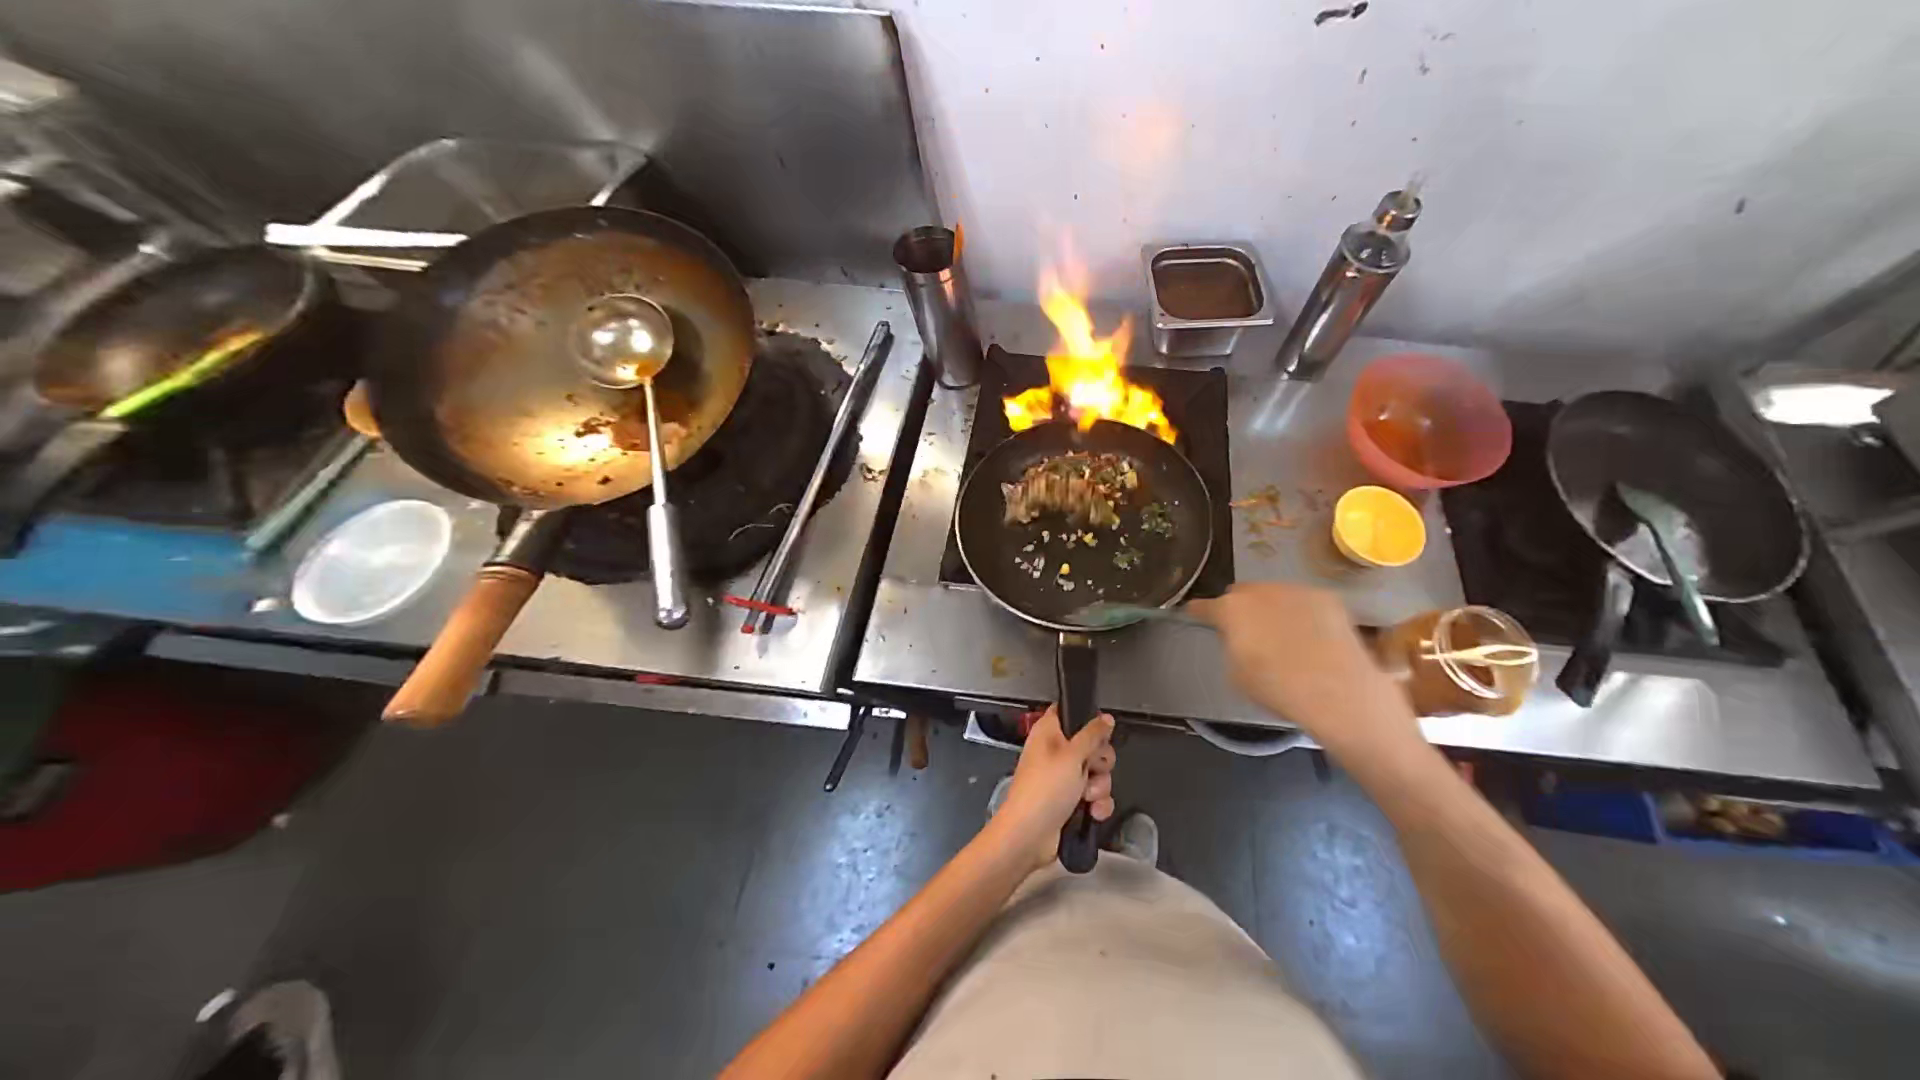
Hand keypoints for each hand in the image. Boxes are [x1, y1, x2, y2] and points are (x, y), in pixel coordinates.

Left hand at [994, 706, 1116, 868]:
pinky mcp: (1069, 799)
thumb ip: (1093, 734)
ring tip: (1086, 796)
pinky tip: (1092, 811)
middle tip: (1090, 768)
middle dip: (1099, 760)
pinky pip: (1094, 795)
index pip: (1070, 712)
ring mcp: (1063, 777)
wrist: (1030, 835)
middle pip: (1092, 745)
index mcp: (1049, 732)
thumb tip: (1106, 718)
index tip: (1097, 732)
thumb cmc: (1044, 789)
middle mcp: (1056, 751)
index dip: (1087, 719)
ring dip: (1099, 786)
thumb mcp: (1072, 755)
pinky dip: (1097, 804)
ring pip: (1096, 772)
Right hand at [1188, 583, 1420, 759]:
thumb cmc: (1277, 687)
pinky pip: (1303, 601)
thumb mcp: (1236, 672)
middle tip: (1249, 632)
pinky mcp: (1327, 598)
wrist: (1337, 690)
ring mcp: (1295, 590)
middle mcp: (1260, 591)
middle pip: (1241, 594)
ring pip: (1274, 594)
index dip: (1199, 612)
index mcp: (1231, 609)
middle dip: (1240, 608)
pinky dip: (1301, 613)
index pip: (1204, 606)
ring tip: (1284, 635)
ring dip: (1272, 608)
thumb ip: (1231, 646)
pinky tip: (1311, 636)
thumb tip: (1238, 638)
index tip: (1196, 616)